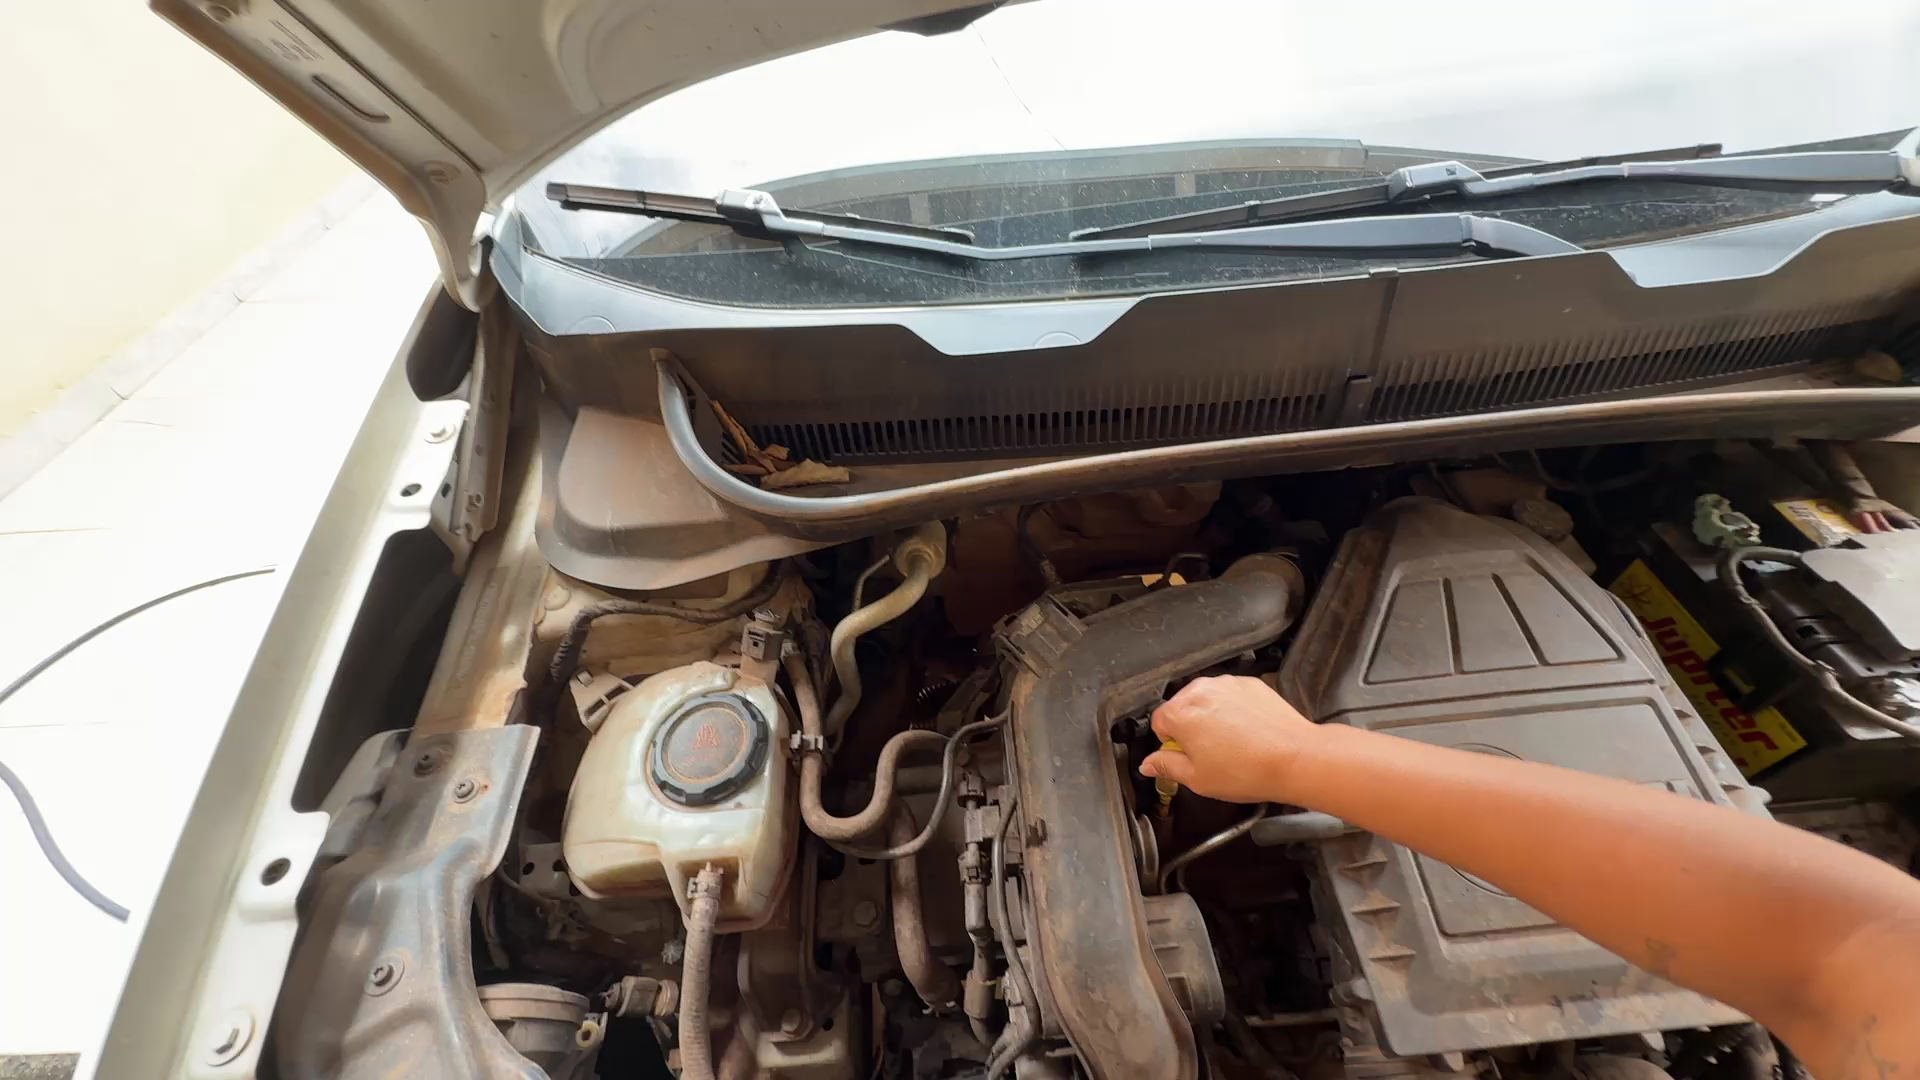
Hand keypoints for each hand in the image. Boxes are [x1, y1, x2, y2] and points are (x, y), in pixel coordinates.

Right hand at [1139, 675, 1317, 803]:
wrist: (1295, 758)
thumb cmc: (1247, 770)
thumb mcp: (1197, 779)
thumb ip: (1167, 766)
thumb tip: (1149, 764)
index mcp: (1180, 713)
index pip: (1159, 722)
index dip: (1171, 743)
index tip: (1187, 756)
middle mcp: (1200, 690)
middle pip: (1182, 707)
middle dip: (1191, 727)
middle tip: (1210, 753)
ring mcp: (1226, 683)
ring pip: (1207, 700)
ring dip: (1212, 716)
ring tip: (1233, 743)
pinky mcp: (1249, 683)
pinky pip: (1231, 695)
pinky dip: (1234, 709)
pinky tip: (1248, 732)